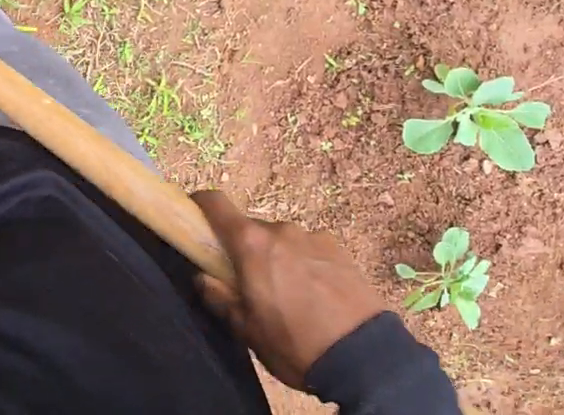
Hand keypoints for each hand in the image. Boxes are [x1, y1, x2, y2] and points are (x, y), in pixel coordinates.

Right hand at [191, 189, 382, 389]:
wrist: (368, 360)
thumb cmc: (297, 345)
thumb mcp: (249, 332)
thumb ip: (220, 299)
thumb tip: (202, 278)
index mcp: (251, 244)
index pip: (216, 203)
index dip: (201, 204)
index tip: (195, 218)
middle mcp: (280, 230)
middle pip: (251, 229)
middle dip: (246, 250)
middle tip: (253, 285)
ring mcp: (313, 237)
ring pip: (282, 241)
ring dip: (278, 259)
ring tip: (292, 297)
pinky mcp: (340, 250)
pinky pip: (310, 250)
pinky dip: (306, 265)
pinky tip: (319, 297)